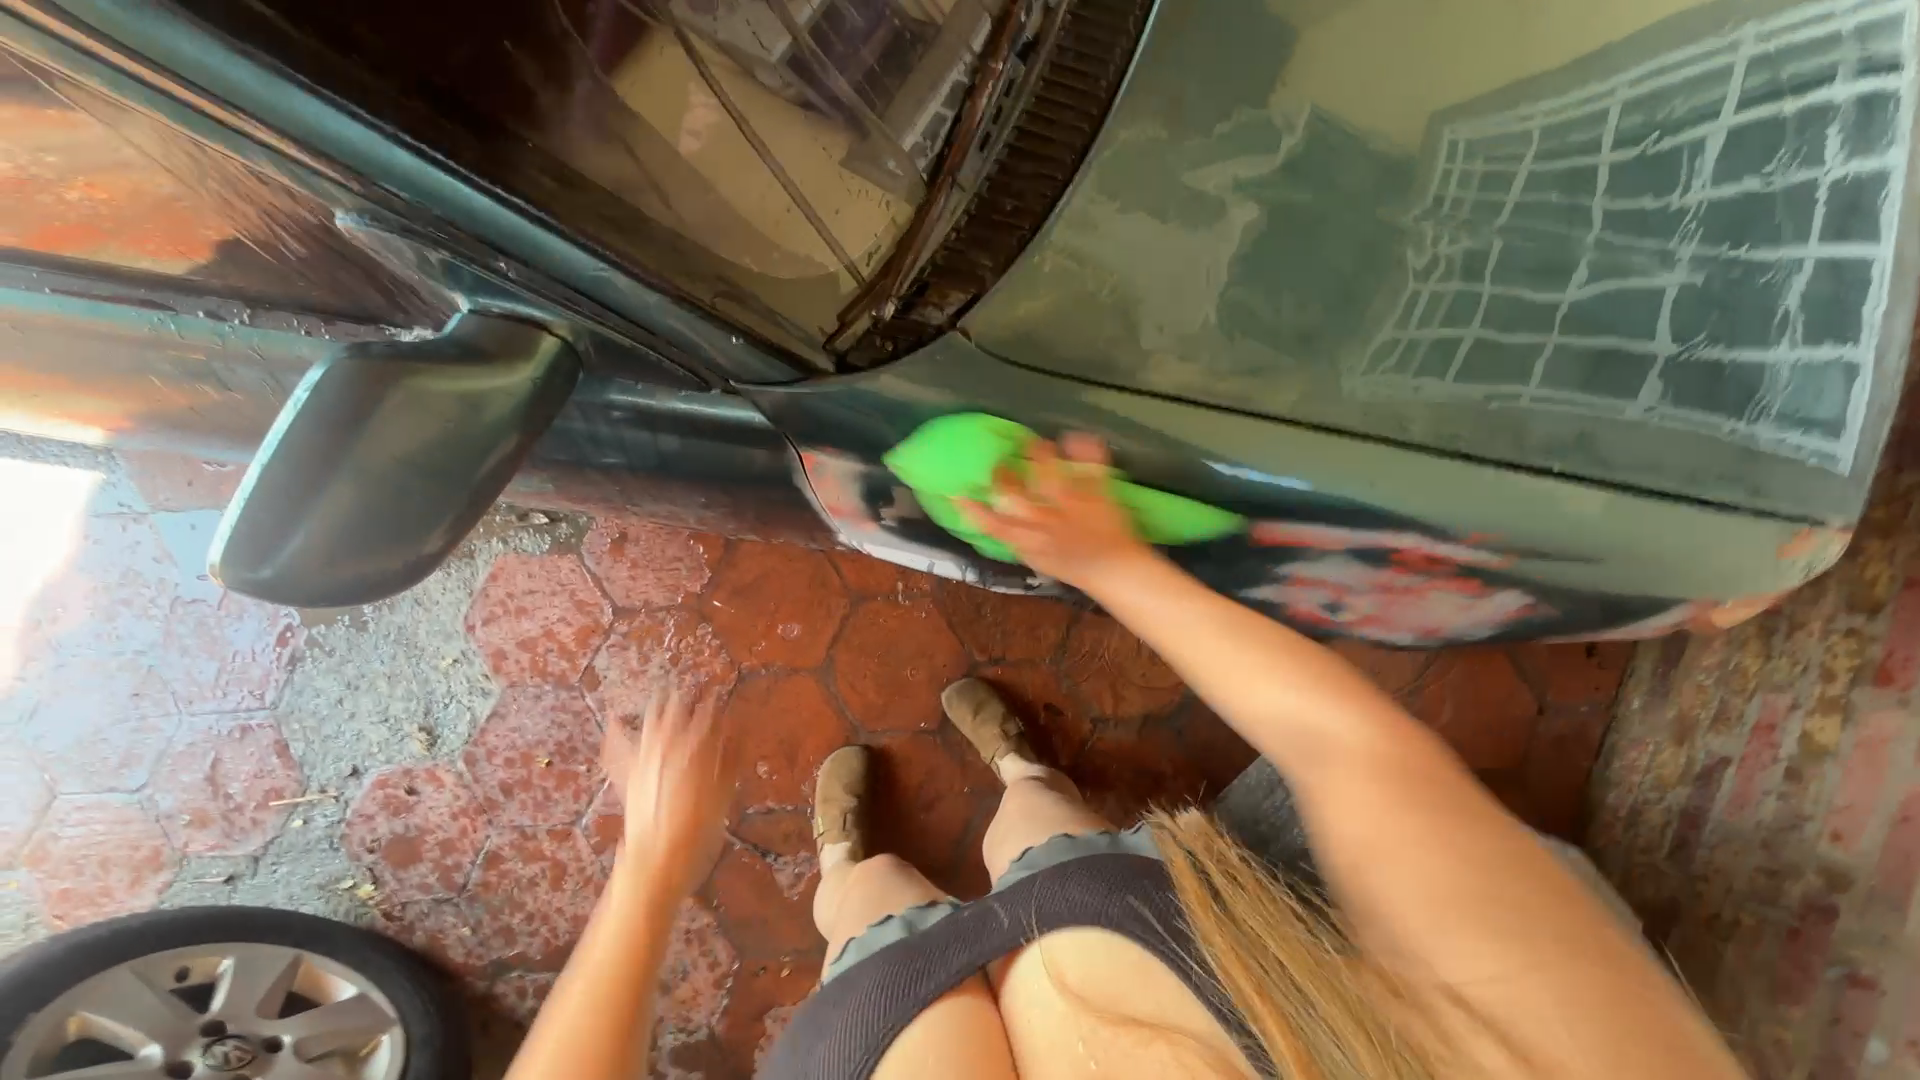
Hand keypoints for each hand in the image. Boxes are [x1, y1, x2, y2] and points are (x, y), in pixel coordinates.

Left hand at [600, 686, 735, 899]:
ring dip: (660, 706)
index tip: (719, 693)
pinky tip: (616, 719)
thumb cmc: (699, 828)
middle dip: (686, 697)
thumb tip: (737, 732)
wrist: (658, 858)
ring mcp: (644, 757)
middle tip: (692, 689)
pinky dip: (618, 732)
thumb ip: (731, 758)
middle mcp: (668, 745)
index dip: (714, 702)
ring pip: (651, 721)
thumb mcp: (724, 792)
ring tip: (665, 696)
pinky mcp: (628, 773)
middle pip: (677, 710)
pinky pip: (619, 748)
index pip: (708, 714)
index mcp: (697, 747)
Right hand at [957, 432, 1151, 589]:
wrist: (1117, 571)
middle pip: (1015, 495)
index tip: (957, 494)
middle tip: (998, 463)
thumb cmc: (1076, 568)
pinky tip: (1076, 438)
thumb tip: (1000, 523)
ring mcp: (1072, 506)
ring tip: (1035, 443)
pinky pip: (1089, 467)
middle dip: (1002, 476)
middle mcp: (1045, 522)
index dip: (973, 511)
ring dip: (1039, 455)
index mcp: (1029, 541)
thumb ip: (1020, 540)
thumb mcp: (1041, 560)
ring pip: (1048, 475)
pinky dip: (1083, 449)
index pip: (993, 526)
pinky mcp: (1097, 495)